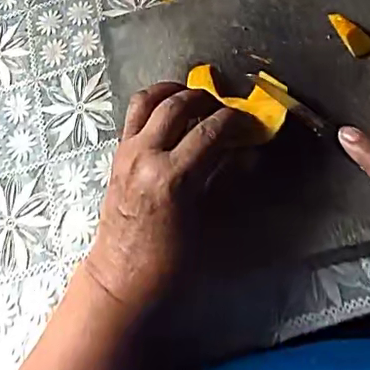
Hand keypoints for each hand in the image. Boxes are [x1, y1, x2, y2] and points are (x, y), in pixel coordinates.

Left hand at [80, 84, 249, 313]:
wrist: (122, 276)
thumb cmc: (170, 262)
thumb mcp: (206, 223)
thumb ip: (225, 179)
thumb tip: (247, 151)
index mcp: (171, 176)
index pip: (210, 131)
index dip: (236, 121)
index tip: (251, 121)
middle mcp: (145, 154)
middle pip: (178, 105)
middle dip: (207, 100)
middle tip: (226, 108)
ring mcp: (127, 150)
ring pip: (149, 99)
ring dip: (175, 92)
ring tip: (196, 99)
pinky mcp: (117, 152)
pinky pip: (134, 114)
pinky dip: (154, 104)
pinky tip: (170, 112)